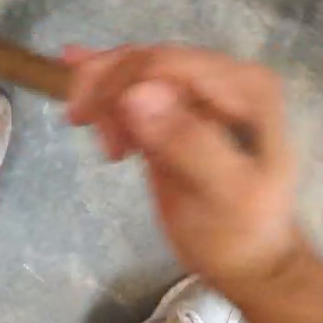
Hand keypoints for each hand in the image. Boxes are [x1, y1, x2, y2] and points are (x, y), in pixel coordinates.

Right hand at [65, 45, 302, 294]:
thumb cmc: (241, 232)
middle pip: (145, 60)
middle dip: (105, 87)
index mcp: (245, 87)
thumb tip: (136, 95)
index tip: (97, 131)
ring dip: (100, 90)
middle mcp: (224, 78)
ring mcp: (200, 92)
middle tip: (81, 125)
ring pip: (133, 68)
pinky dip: (103, 81)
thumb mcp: (225, 194)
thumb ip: (188, 142)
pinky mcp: (177, 108)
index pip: (165, 63)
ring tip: (90, 129)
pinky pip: (133, 84)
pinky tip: (72, 65)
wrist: (249, 262)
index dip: (120, 84)